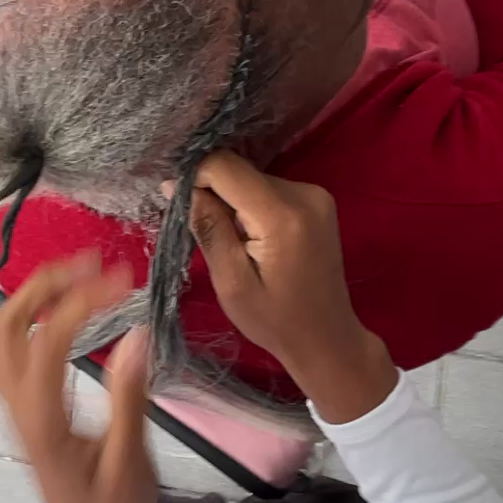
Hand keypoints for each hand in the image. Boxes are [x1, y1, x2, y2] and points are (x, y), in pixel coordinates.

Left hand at [0, 252, 156, 502]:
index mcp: (43, 418)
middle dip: (41, 287)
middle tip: (85, 265)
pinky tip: (50, 318)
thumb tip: (137, 335)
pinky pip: (0, 358)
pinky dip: (18, 325)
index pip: (49, 339)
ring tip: (66, 281)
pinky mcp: (21, 413)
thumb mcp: (129, 462)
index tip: (120, 278)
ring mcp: (13, 411)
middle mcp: (18, 408)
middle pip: (4, 330)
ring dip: (23, 302)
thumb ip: (129, 398)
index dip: (82, 301)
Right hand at [188, 152, 398, 423]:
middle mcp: (304, 193)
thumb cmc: (275, 320)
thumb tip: (175, 183)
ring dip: (231, 203)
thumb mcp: (231, 282)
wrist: (326, 336)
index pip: (225, 166)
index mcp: (283, 215)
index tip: (178, 206)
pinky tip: (250, 239)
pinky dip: (249, 207)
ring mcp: (314, 193)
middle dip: (212, 194)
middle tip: (206, 236)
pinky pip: (266, 188)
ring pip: (250, 179)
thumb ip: (208, 227)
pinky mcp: (315, 198)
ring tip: (232, 243)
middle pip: (238, 172)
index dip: (194, 178)